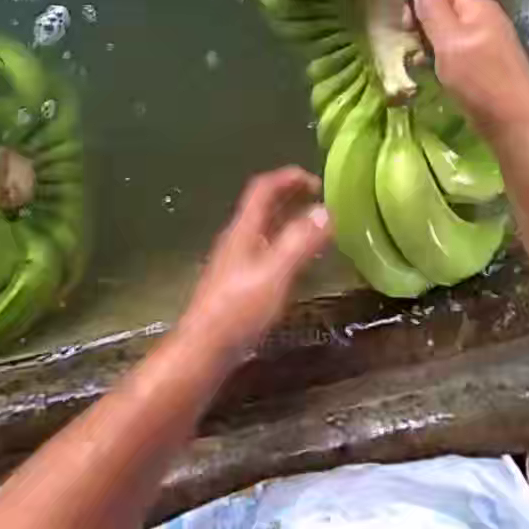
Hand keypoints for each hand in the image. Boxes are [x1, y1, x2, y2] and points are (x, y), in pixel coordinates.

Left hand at [177, 166, 331, 363]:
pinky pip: (263, 249)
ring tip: (313, 226)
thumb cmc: (238, 310)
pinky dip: (283, 243)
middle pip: (262, 205)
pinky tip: (294, 262)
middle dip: (290, 195)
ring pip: (263, 227)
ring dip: (287, 218)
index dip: (288, 177)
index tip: (316, 180)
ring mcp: (234, 260)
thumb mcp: (275, 274)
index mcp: (244, 229)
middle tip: (318, 198)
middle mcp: (237, 238)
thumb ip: (300, 242)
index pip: (263, 188)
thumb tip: (326, 210)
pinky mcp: (236, 282)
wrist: (202, 351)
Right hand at [411, 0, 528, 136]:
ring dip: (430, 38)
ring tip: (420, 58)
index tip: (405, 21)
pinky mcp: (486, 59)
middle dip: (422, 17)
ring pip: (449, 26)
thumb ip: (432, 9)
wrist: (515, 122)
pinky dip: (441, 53)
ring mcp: (487, 38)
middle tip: (411, 41)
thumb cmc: (479, 79)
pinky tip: (435, 70)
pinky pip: (457, 45)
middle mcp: (484, 16)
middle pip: (445, 2)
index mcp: (477, 5)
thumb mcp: (449, 41)